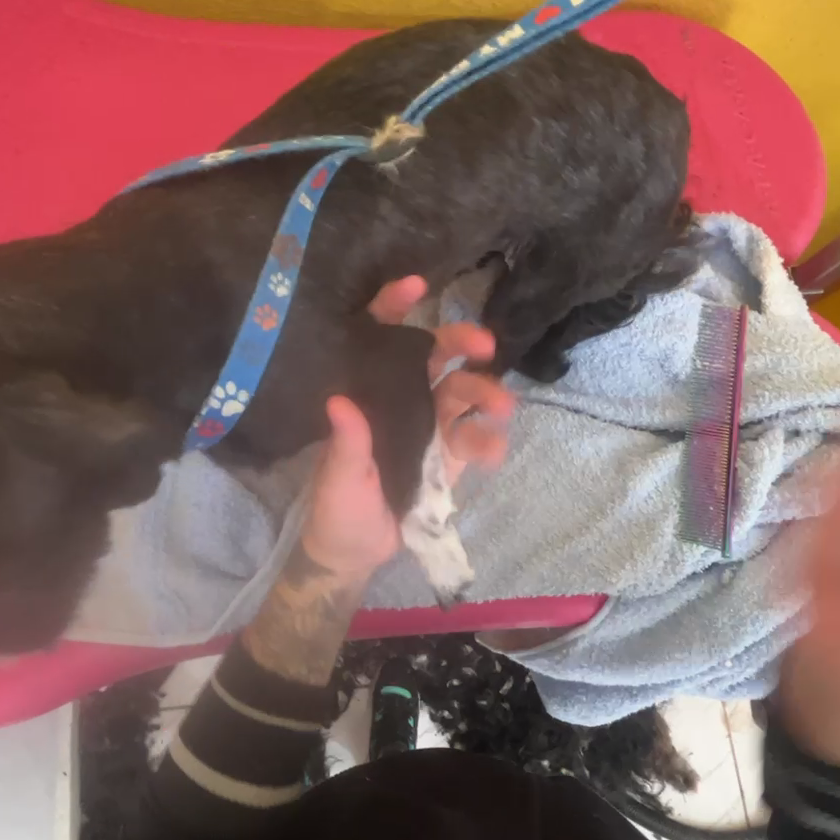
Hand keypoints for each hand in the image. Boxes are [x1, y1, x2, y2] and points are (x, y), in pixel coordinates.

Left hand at [245, 277, 514, 684]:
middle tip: (485, 344)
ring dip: (485, 394)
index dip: (394, 308)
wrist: (355, 554)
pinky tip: (495, 450)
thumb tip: (339, 403)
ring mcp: (427, 429)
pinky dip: (488, 441)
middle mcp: (399, 402)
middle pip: (433, 361)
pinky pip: (473, 440)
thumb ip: (346, 442)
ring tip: (503, 406)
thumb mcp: (338, 476)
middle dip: (459, 345)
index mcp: (366, 394)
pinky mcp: (447, 459)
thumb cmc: (336, 508)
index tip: (418, 284)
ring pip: (461, 395)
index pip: (378, 340)